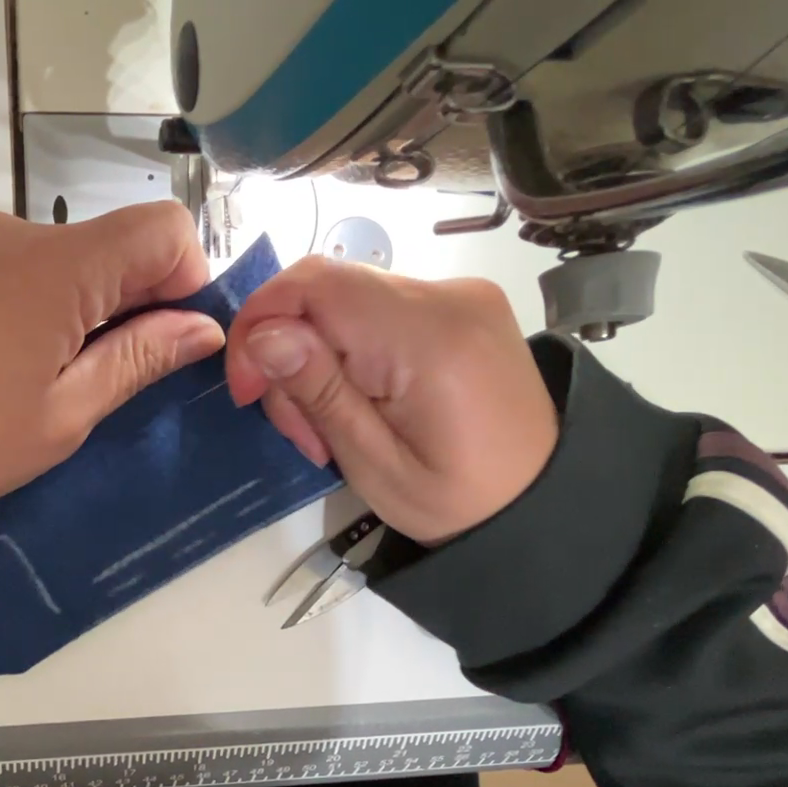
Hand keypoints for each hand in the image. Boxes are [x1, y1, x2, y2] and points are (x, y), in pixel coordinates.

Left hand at [0, 204, 225, 523]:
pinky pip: (10, 261)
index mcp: (56, 266)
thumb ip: (141, 357)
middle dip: (130, 297)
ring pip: (60, 252)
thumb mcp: (68, 413)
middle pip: (109, 240)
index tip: (163, 338)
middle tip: (103, 370)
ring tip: (40, 368)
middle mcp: (12, 229)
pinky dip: (30, 295)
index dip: (184, 279)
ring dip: (78, 299)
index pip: (161, 230)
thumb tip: (203, 327)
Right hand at [223, 258, 556, 544]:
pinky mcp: (458, 306)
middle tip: (300, 429)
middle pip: (324, 290)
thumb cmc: (456, 501)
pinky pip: (374, 311)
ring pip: (343, 301)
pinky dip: (347, 353)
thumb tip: (264, 333)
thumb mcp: (373, 465)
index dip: (260, 322)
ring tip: (330, 430)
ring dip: (315, 359)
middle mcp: (447, 295)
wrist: (541, 502)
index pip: (315, 283)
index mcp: (429, 337)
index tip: (246, 389)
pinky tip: (358, 403)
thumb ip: (320, 391)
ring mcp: (457, 295)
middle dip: (287, 353)